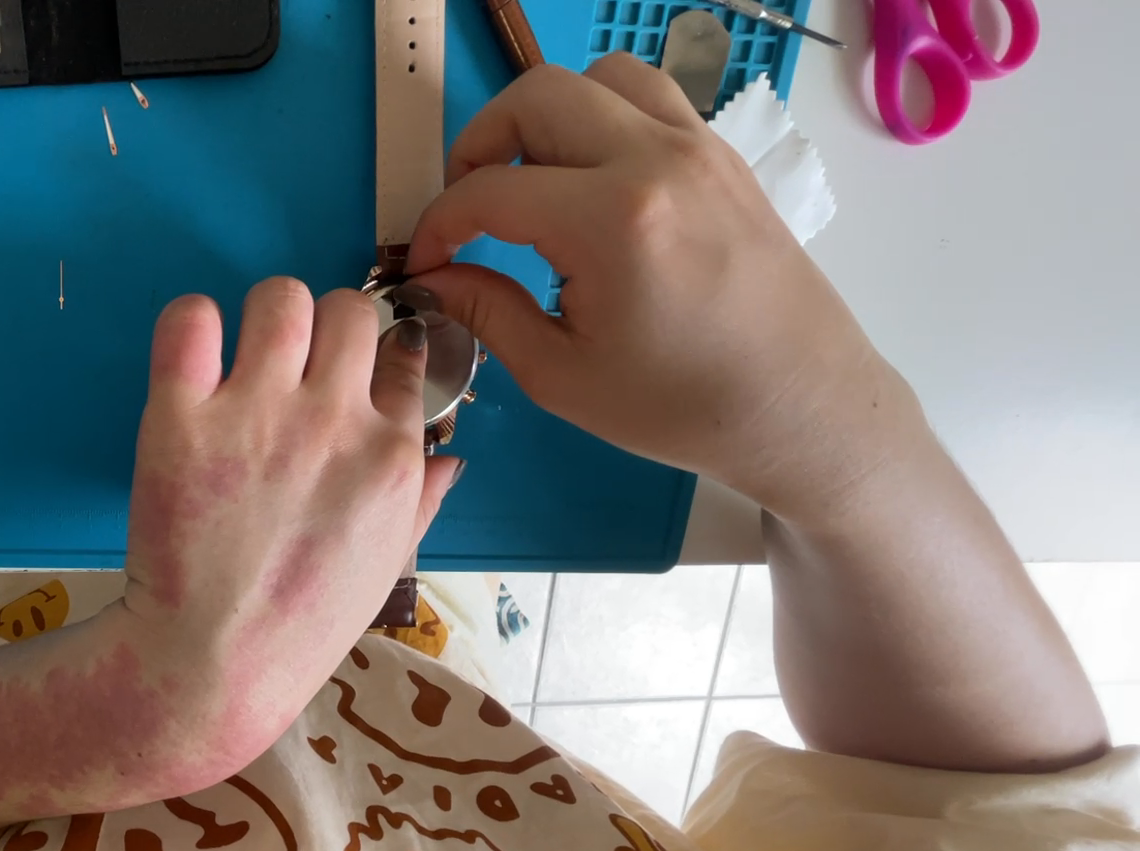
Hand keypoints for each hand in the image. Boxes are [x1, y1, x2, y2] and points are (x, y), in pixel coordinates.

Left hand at [118, 278, 460, 783]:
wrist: (210, 664)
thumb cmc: (300, 627)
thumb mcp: (386, 569)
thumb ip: (425, 504)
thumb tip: (454, 458)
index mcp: (391, 457)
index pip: (401, 355)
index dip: (372, 358)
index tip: (344, 373)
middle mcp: (334, 420)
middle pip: (347, 308)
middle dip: (324, 329)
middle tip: (290, 369)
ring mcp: (257, 413)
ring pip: (280, 296)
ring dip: (266, 318)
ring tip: (241, 363)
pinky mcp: (181, 417)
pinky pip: (190, 318)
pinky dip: (192, 323)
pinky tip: (192, 360)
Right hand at [408, 56, 919, 522]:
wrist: (796, 405)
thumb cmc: (672, 406)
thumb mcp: (557, 373)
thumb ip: (485, 311)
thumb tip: (430, 279)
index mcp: (611, 221)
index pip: (489, 190)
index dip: (435, 226)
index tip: (422, 265)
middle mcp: (657, 158)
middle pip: (537, 96)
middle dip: (476, 146)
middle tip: (463, 211)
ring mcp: (698, 145)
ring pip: (597, 77)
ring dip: (541, 120)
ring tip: (523, 184)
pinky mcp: (721, 154)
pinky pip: (645, 98)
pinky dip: (594, 122)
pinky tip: (581, 186)